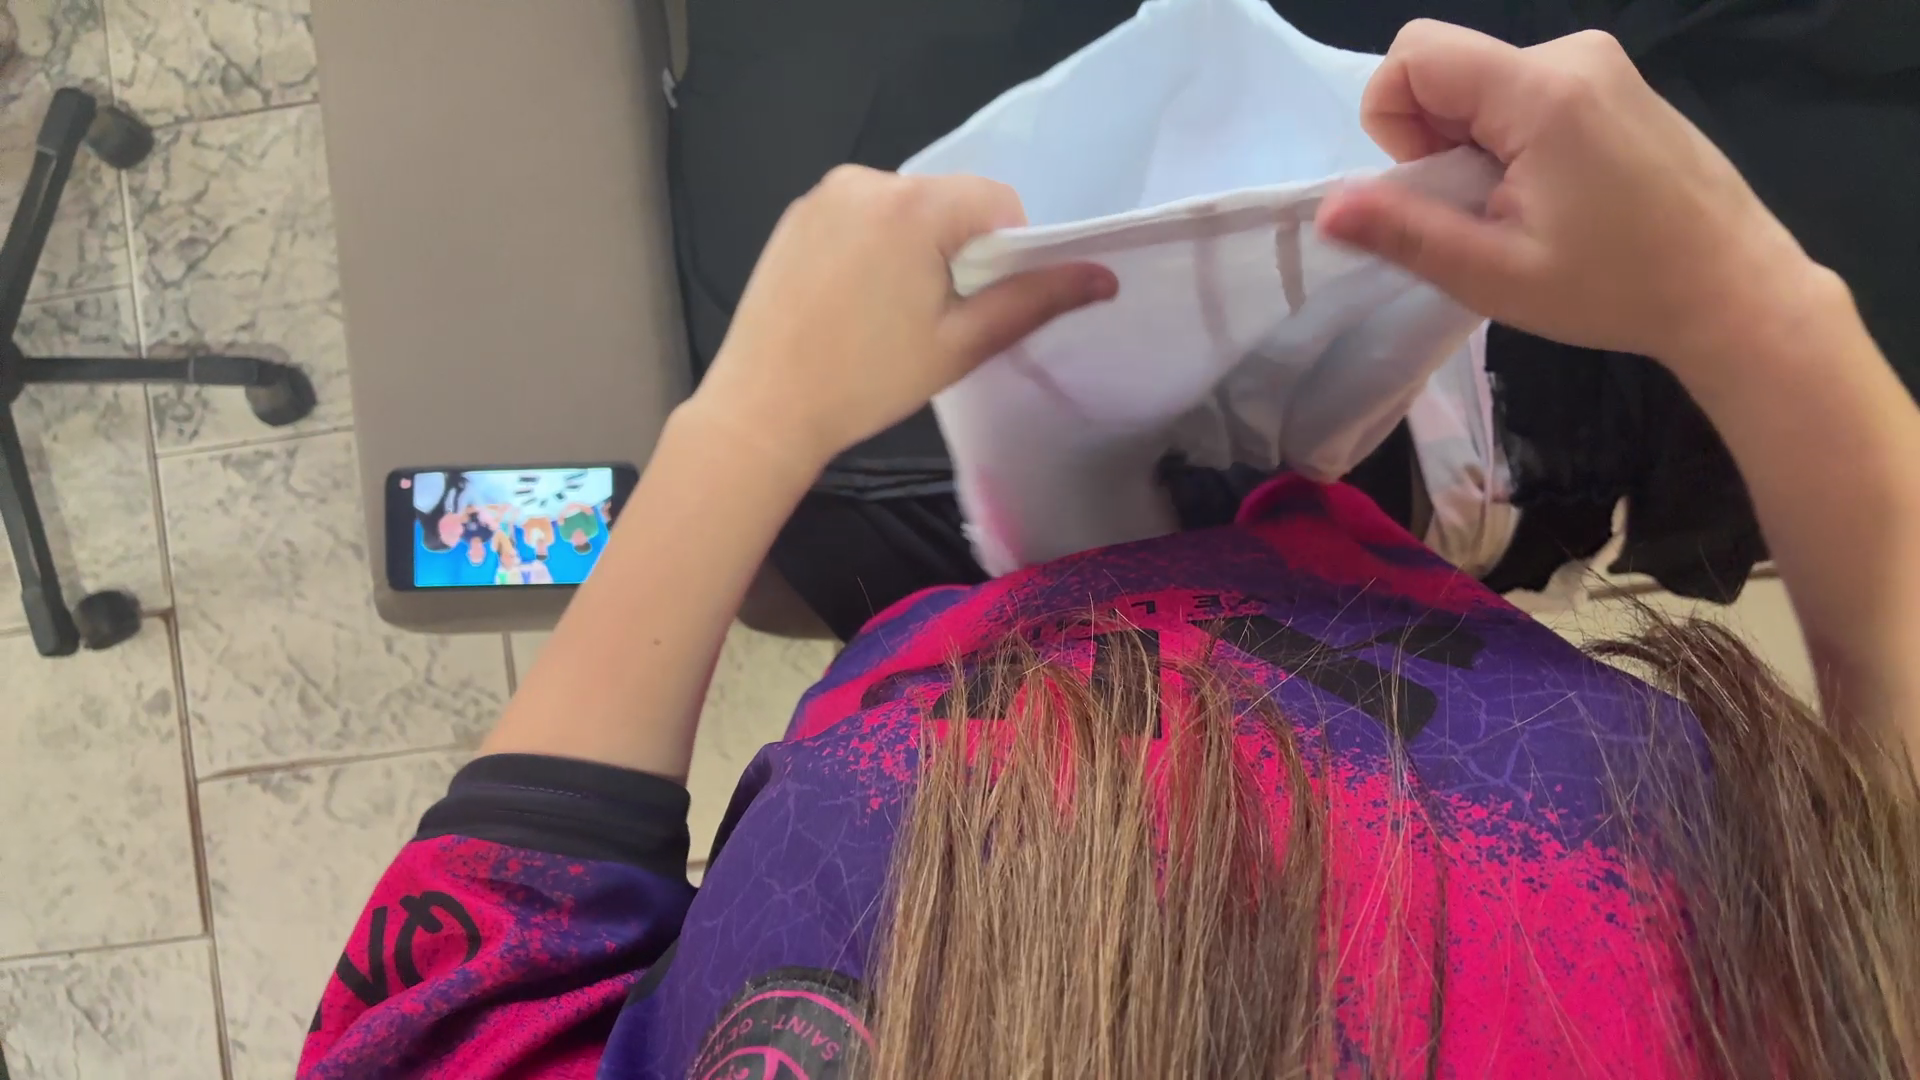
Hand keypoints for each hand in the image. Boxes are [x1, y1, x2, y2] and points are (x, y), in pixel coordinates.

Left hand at [688, 166, 1117, 468]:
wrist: (764, 408)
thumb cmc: (868, 382)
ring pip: (905, 210)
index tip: (980, 306)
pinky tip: (854, 302)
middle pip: (949, 203)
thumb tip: (1103, 277)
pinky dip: (875, 249)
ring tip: (889, 315)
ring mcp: (823, 195)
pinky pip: (861, 218)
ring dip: (917, 250)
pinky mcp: (795, 216)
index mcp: (914, 206)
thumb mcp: (960, 344)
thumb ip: (1033, 302)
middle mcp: (866, 179)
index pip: (998, 202)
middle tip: (934, 319)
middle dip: (958, 253)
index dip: (1007, 254)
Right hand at [1315, 21, 1834, 370]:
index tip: (1429, 183)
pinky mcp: (1604, 87)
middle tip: (1472, 211)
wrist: (1728, 287)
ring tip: (1506, 212)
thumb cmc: (1608, 287)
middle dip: (1425, 144)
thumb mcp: (1487, 272)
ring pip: (1470, 91)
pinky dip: (1493, 147)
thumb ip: (1401, 231)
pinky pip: (1509, 99)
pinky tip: (1532, 198)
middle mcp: (1569, 56)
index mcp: (1542, 90)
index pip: (1415, 55)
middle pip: (1441, 73)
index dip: (1392, 122)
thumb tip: (1325, 208)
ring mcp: (1593, 67)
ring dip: (1459, 153)